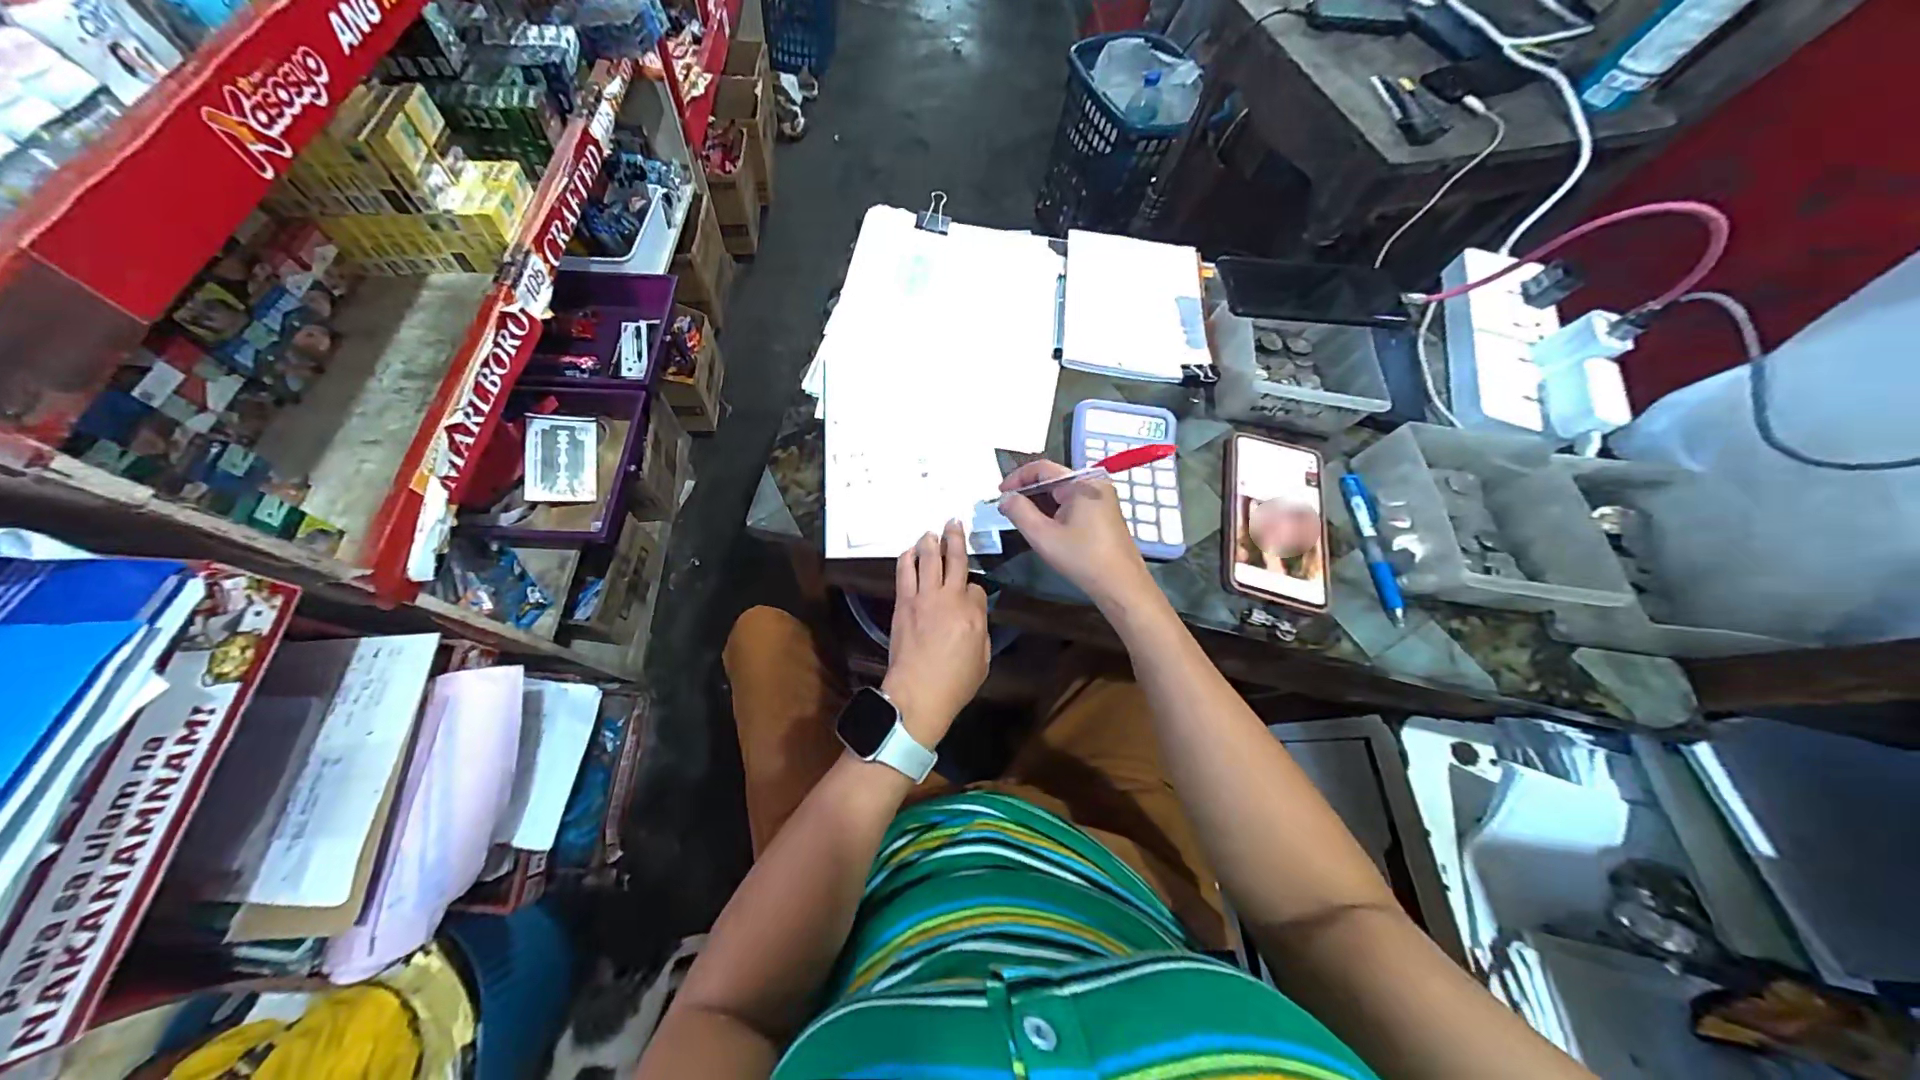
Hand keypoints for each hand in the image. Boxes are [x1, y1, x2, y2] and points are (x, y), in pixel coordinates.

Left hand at [882, 520, 989, 747]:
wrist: (917, 693)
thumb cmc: (955, 683)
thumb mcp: (982, 660)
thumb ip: (979, 631)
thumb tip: (972, 616)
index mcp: (973, 614)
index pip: (977, 589)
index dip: (974, 591)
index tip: (970, 598)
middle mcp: (949, 599)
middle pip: (955, 560)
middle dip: (956, 538)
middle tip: (954, 521)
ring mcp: (924, 598)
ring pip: (928, 559)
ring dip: (930, 541)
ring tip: (931, 531)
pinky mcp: (904, 603)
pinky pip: (905, 573)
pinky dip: (907, 558)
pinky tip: (909, 551)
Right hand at [997, 462, 1160, 613]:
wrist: (1120, 584)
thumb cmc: (1081, 559)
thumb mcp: (1042, 535)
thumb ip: (1019, 512)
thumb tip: (1006, 498)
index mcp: (1081, 483)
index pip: (1042, 468)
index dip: (1017, 478)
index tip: (1000, 494)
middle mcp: (1094, 483)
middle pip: (1053, 478)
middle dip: (1028, 492)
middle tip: (1009, 509)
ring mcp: (1103, 497)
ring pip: (1063, 492)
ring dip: (1041, 502)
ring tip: (1024, 520)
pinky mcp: (1105, 512)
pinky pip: (1074, 502)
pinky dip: (1056, 509)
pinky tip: (1047, 526)